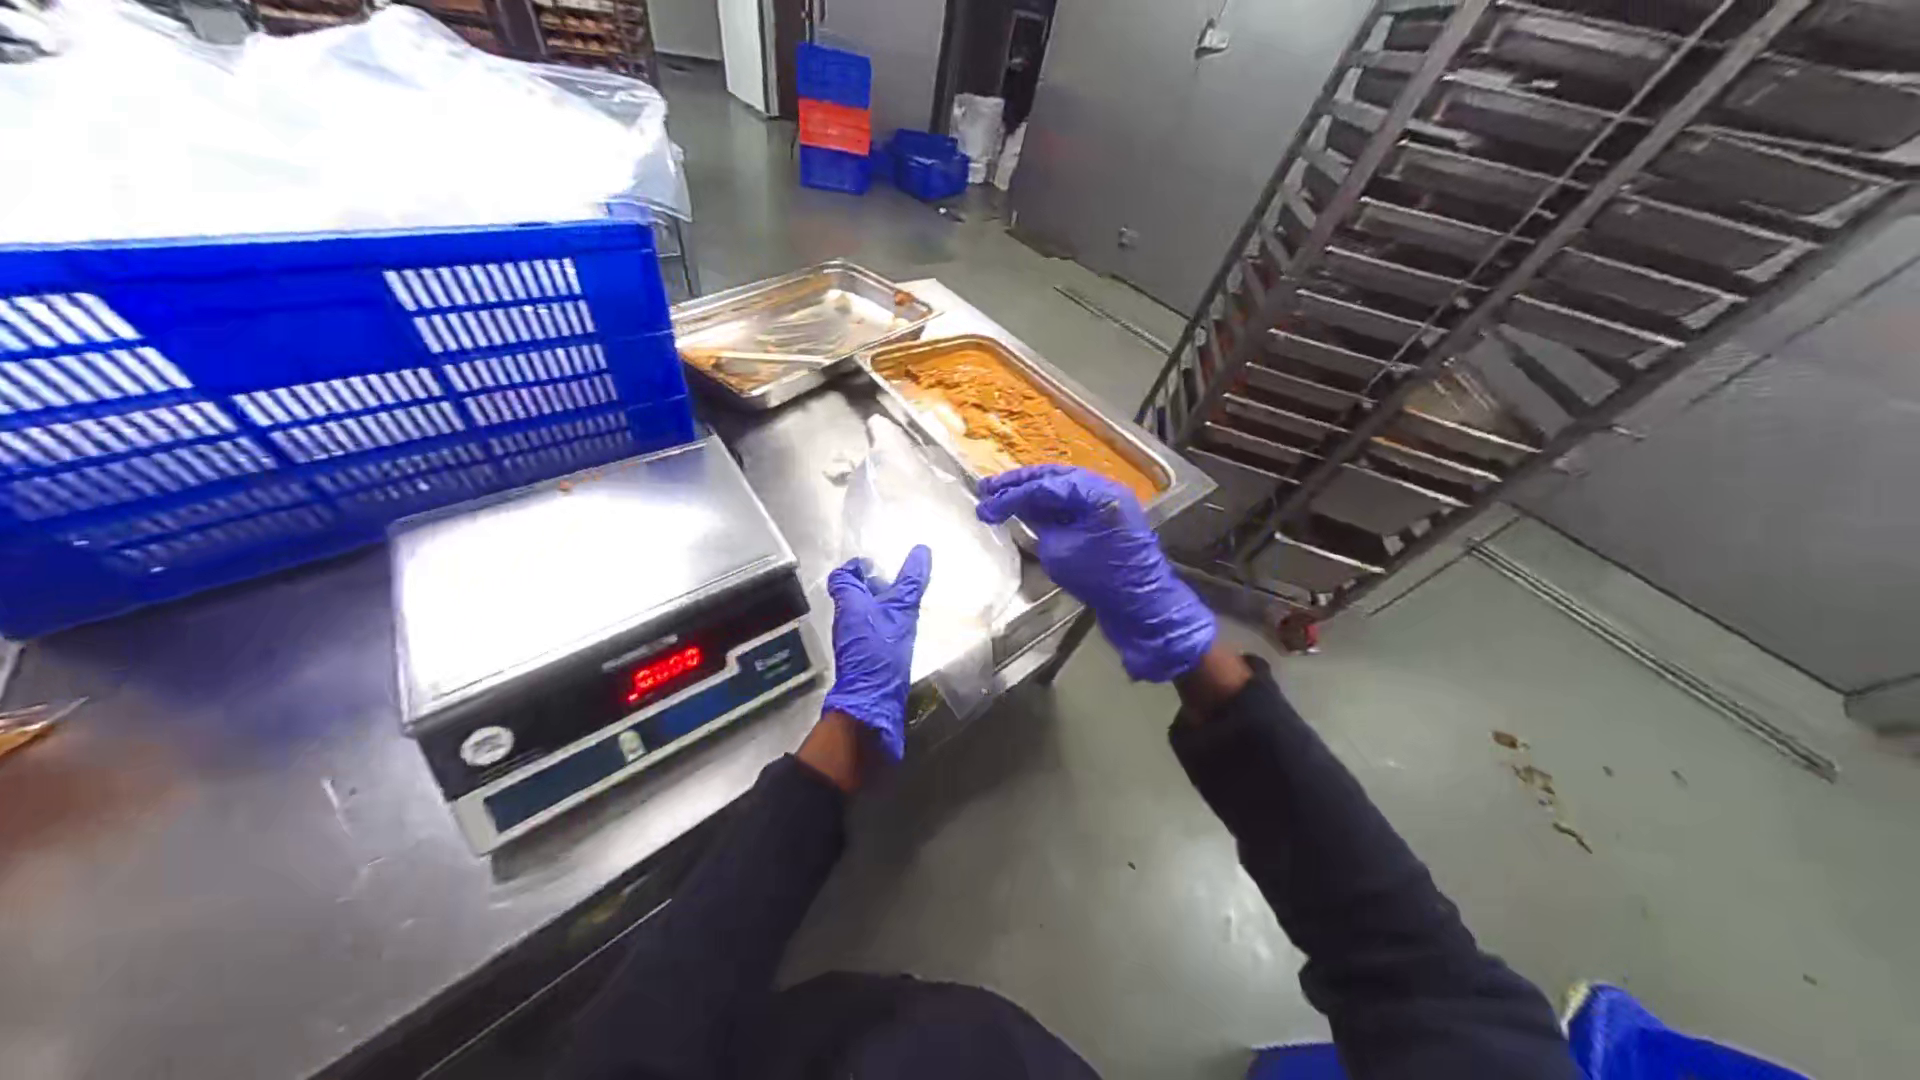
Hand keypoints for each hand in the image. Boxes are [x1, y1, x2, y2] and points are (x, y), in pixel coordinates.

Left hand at [820, 546, 931, 762]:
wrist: (872, 699)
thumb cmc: (880, 649)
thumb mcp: (900, 610)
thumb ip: (910, 582)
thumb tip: (922, 550)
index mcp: (848, 602)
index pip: (841, 576)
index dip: (856, 567)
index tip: (878, 566)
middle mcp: (845, 619)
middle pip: (853, 594)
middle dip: (874, 586)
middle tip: (899, 582)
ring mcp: (852, 639)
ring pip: (864, 613)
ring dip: (881, 606)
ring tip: (906, 603)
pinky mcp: (863, 655)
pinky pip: (872, 630)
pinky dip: (885, 624)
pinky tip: (904, 628)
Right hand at [976, 465, 1215, 681]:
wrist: (1143, 608)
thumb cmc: (1104, 581)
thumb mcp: (1061, 553)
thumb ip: (1041, 525)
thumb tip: (1025, 512)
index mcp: (1097, 493)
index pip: (1045, 485)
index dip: (1010, 495)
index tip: (985, 507)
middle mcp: (1104, 490)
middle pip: (1054, 477)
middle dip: (1018, 483)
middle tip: (987, 488)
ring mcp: (1106, 505)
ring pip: (1061, 488)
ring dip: (1030, 491)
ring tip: (999, 495)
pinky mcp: (1103, 522)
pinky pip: (1069, 504)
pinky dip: (1045, 505)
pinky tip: (1023, 509)